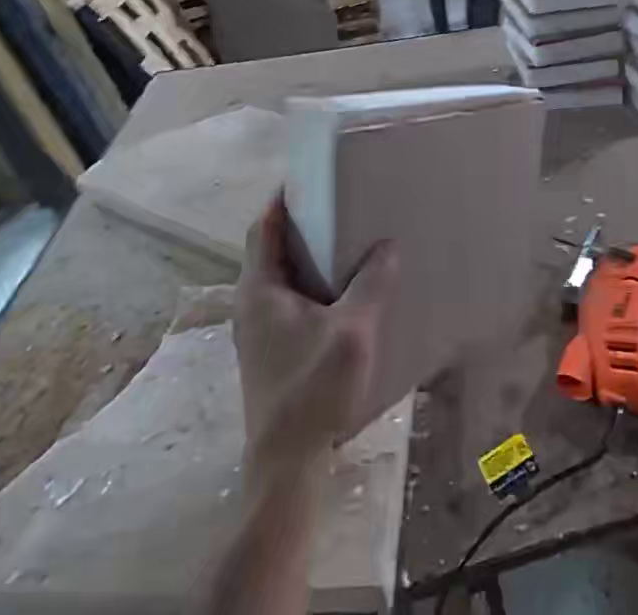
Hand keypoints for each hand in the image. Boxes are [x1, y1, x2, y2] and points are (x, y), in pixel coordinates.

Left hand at [232, 194, 395, 457]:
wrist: (286, 461)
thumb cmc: (313, 389)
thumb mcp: (352, 332)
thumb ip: (371, 285)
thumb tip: (387, 246)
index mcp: (260, 290)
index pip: (265, 227)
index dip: (284, 198)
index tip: (313, 176)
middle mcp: (250, 304)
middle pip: (272, 248)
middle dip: (303, 223)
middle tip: (342, 203)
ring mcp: (257, 329)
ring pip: (281, 276)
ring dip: (309, 254)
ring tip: (349, 240)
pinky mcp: (270, 349)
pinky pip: (289, 298)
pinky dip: (313, 282)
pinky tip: (345, 290)